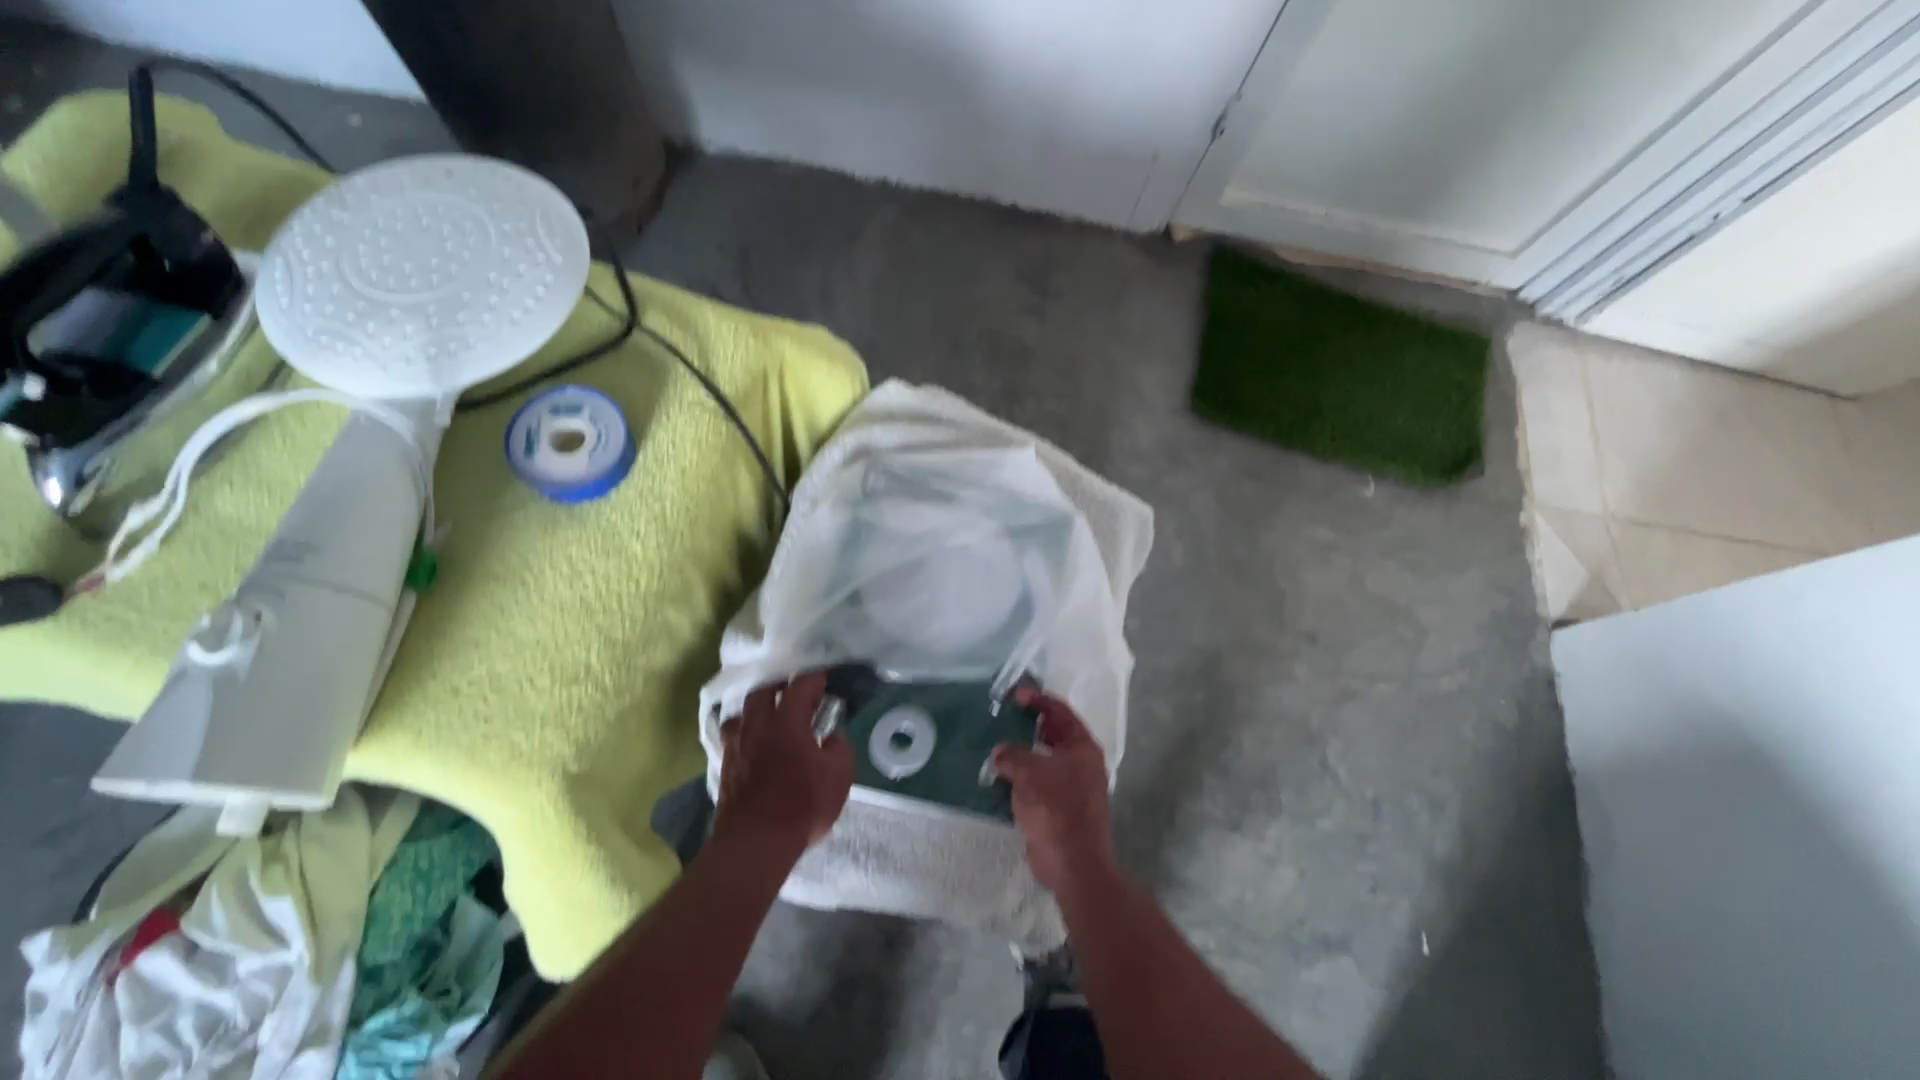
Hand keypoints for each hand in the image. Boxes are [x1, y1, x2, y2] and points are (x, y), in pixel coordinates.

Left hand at [716, 672, 853, 852]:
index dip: (814, 679)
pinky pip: (733, 736)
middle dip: (781, 687)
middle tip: (796, 694)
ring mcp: (737, 744)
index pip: (800, 686)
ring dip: (758, 708)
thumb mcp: (839, 775)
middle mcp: (757, 725)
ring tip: (771, 716)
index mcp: (787, 721)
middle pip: (763, 692)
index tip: (823, 679)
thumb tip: (833, 737)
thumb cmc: (802, 804)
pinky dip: (745, 732)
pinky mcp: (725, 765)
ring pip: (743, 713)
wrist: (756, 840)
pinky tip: (754, 743)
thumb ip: (839, 748)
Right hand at [992, 688, 1118, 893]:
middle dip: (1029, 726)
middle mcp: (1081, 763)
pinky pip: (1037, 785)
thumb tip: (1001, 752)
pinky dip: (1020, 779)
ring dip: (1022, 754)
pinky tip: (999, 779)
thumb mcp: (1030, 773)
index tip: (1014, 696)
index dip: (1038, 700)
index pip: (1060, 712)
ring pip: (1043, 761)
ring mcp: (1072, 787)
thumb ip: (1012, 755)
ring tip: (995, 747)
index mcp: (1082, 747)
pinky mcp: (1059, 808)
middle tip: (1002, 719)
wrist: (1072, 862)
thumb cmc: (1056, 809)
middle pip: (1053, 734)